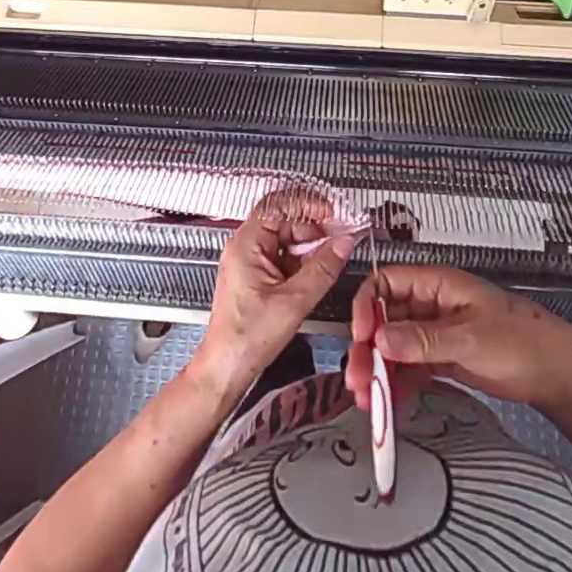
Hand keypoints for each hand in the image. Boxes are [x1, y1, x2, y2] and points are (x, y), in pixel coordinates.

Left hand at [193, 191, 355, 393]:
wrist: (227, 366)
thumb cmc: (247, 337)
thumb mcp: (295, 300)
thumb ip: (323, 268)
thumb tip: (344, 244)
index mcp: (246, 245)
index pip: (278, 205)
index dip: (308, 204)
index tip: (333, 212)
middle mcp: (244, 248)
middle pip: (284, 220)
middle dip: (314, 225)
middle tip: (341, 233)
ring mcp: (250, 262)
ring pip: (285, 239)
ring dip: (311, 243)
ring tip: (335, 252)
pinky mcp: (257, 276)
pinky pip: (283, 256)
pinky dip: (303, 259)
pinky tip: (320, 268)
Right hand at [345, 266, 571, 410]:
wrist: (554, 372)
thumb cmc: (523, 339)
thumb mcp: (470, 337)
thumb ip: (423, 339)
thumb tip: (380, 339)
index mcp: (436, 285)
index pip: (386, 284)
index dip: (367, 307)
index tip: (360, 336)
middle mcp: (430, 305)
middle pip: (383, 319)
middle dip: (367, 348)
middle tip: (359, 378)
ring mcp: (434, 333)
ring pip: (392, 346)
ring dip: (378, 370)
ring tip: (370, 398)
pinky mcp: (440, 357)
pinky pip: (408, 367)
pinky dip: (397, 382)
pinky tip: (391, 400)